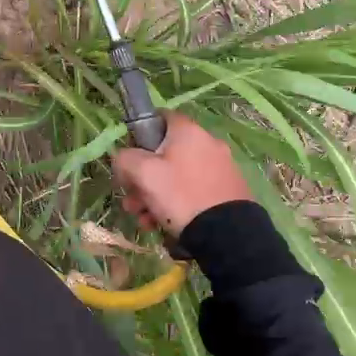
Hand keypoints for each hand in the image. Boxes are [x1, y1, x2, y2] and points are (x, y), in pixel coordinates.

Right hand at [111, 111, 251, 235]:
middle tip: (132, 199)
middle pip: (166, 153)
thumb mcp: (141, 173)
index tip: (130, 156)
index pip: (159, 117)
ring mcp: (222, 170)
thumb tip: (124, 161)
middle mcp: (208, 144)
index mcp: (188, 131)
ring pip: (178, 176)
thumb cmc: (181, 195)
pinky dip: (178, 204)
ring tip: (145, 219)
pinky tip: (163, 226)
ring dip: (157, 194)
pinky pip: (195, 191)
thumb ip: (124, 159)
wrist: (230, 238)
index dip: (139, 134)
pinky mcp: (230, 193)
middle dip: (143, 177)